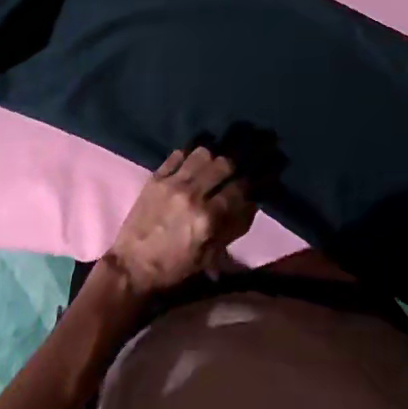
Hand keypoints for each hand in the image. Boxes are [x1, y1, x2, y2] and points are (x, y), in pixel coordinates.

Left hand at [104, 147, 255, 294]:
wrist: (133, 263)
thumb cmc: (175, 267)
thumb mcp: (210, 255)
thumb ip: (232, 227)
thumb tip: (252, 202)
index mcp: (208, 218)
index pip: (241, 189)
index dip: (261, 177)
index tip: (275, 167)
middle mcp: (192, 194)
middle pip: (224, 163)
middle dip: (246, 152)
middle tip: (262, 142)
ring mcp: (171, 182)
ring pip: (202, 153)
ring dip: (219, 147)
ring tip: (231, 141)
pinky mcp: (155, 176)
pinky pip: (178, 154)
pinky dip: (193, 150)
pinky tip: (202, 147)